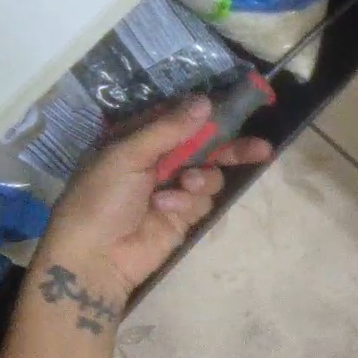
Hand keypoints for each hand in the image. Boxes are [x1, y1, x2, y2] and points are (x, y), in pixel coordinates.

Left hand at [32, 96, 272, 311]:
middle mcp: (159, 160)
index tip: (237, 109)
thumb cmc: (100, 198)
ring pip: (211, 175)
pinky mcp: (184, 215)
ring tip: (187, 185)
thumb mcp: (128, 155)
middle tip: (261, 148)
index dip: (208, 114)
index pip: (180, 118)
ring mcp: (174, 189)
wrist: (96, 256)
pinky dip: (188, 202)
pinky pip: (203, 201)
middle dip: (232, 148)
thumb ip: (169, 129)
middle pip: (206, 147)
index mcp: (138, 139)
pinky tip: (165, 208)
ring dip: (203, 179)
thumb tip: (205, 101)